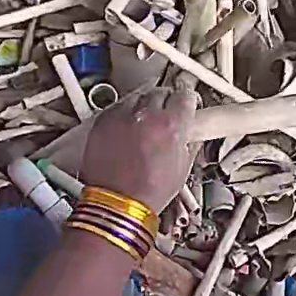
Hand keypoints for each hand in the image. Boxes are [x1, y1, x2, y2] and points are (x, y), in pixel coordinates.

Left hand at [80, 86, 198, 213]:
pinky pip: (118, 107)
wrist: (117, 203)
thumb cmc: (147, 191)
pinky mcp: (103, 120)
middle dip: (166, 102)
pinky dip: (124, 114)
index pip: (185, 94)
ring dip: (144, 106)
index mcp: (172, 124)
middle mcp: (146, 115)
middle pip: (161, 92)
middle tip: (166, 116)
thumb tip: (192, 134)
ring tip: (145, 125)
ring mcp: (123, 116)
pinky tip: (128, 129)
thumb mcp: (183, 168)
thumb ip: (190, 142)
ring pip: (138, 96)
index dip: (187, 100)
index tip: (186, 103)